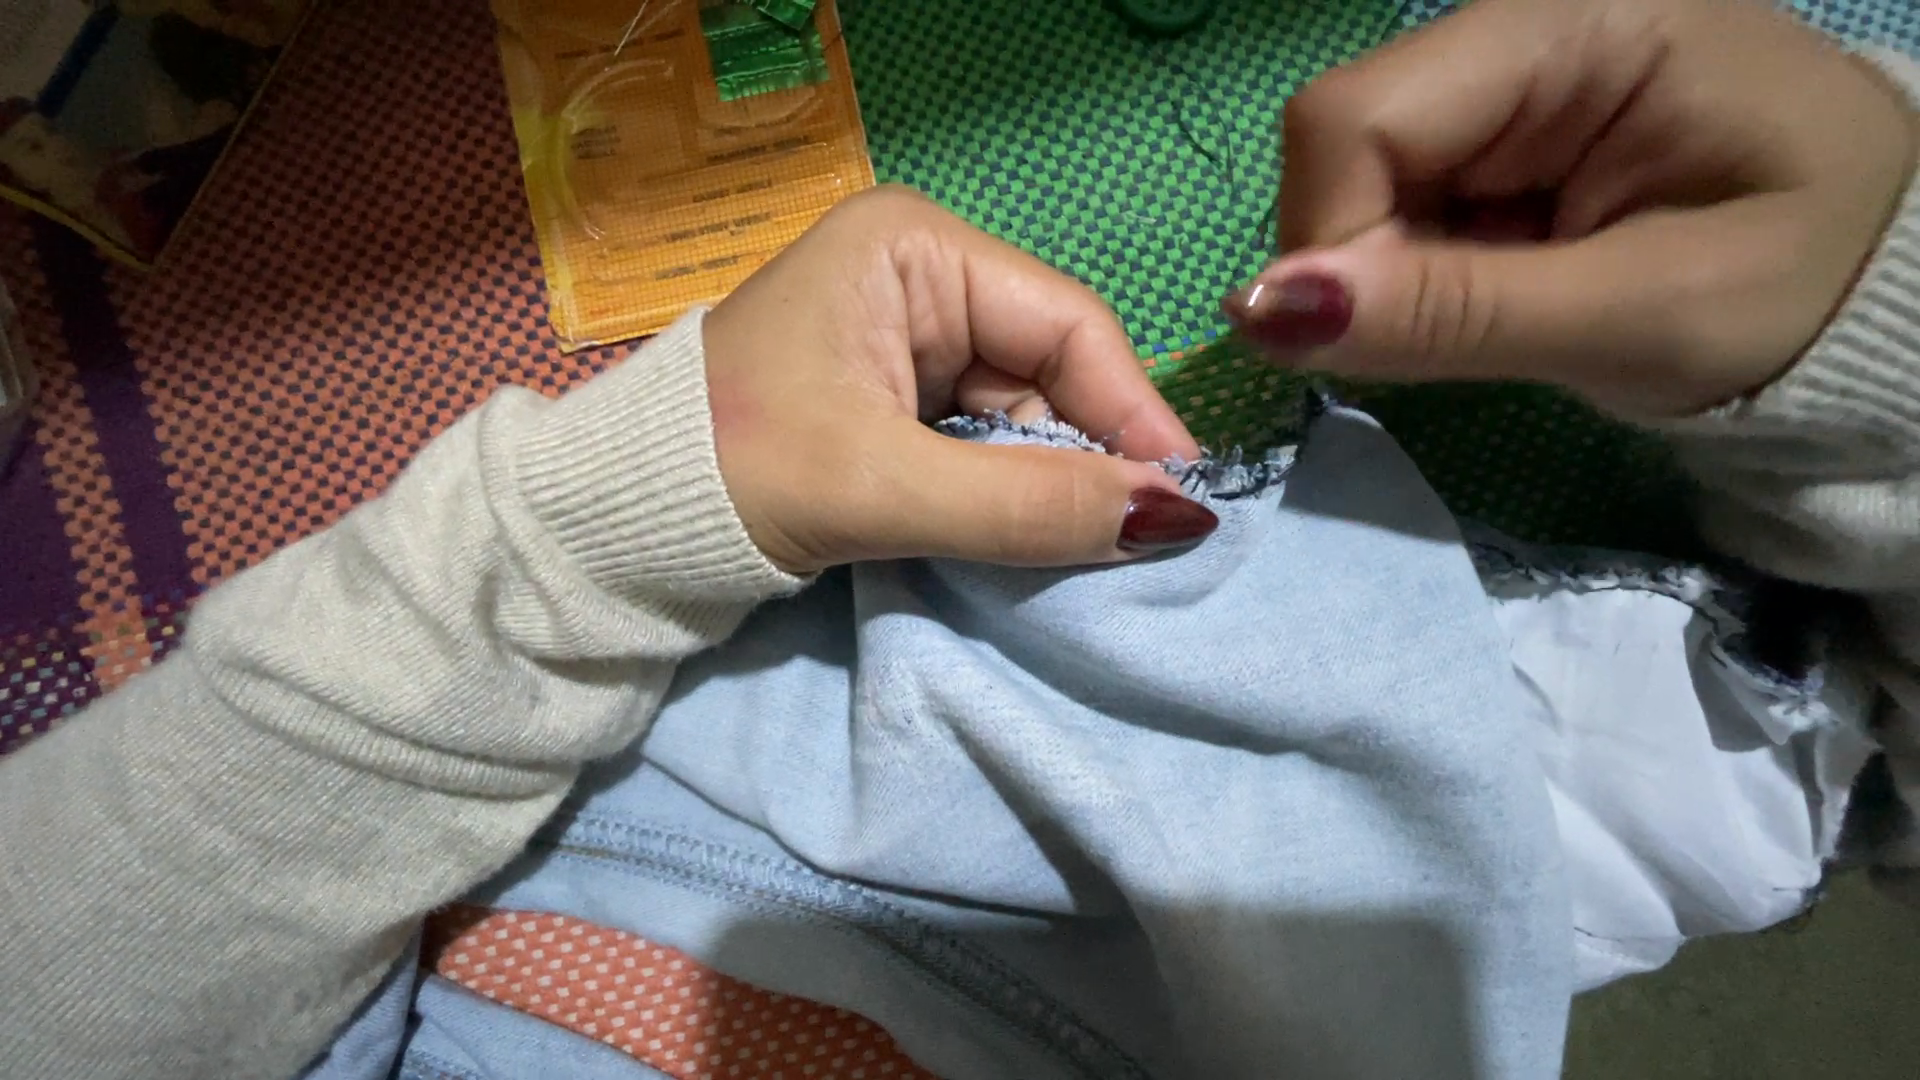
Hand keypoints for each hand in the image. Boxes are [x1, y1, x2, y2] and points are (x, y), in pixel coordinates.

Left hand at [703, 187, 1210, 574]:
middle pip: (1047, 372)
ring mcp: (910, 341)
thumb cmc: (734, 471)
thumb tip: (1167, 517)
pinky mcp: (898, 398)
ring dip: (1045, 483)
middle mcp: (921, 281)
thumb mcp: (880, 484)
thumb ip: (1021, 503)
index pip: (1065, 323)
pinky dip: (1006, 493)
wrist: (621, 522)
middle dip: (1085, 456)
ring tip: (1072, 544)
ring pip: (1020, 417)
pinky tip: (1020, 531)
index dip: (1131, 411)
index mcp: (914, 249)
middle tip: (1129, 538)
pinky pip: (983, 444)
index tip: (1181, 496)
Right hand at [1225, 0, 1918, 415]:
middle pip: (1328, 151)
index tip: (1382, 333)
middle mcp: (1504, 38)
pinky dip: (1389, 277)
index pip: (1349, 120)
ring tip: (1478, 302)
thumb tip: (1253, 312)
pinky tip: (1467, 285)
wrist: (1849, 285)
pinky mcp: (1465, 144)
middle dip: (1351, 265)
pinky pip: (1364, 213)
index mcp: (1572, 27)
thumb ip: (1445, 314)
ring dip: (1371, 277)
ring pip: (1333, 190)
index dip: (1325, 239)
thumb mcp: (1634, 317)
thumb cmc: (1786, 288)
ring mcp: (1479, 92)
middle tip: (1452, 321)